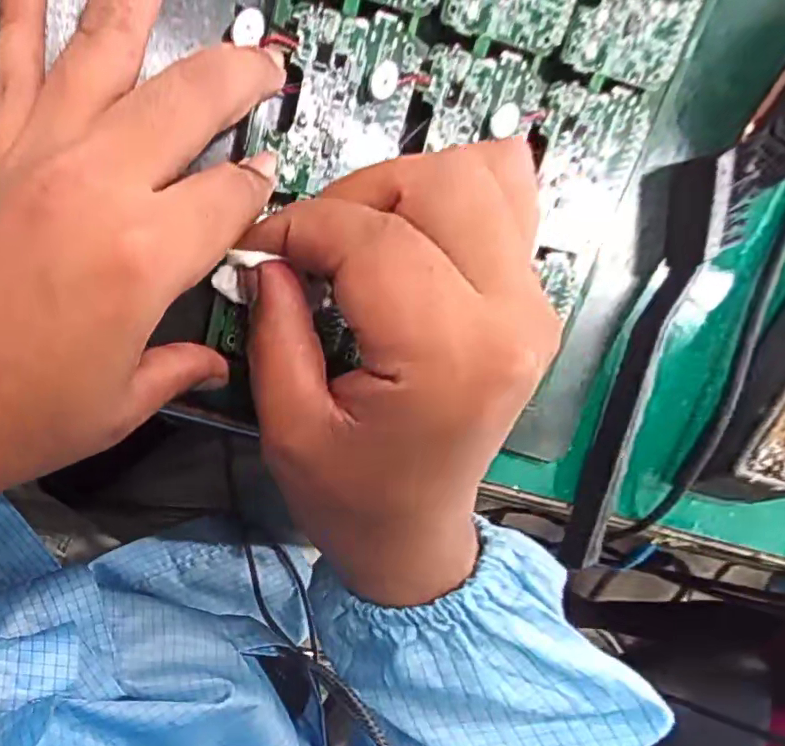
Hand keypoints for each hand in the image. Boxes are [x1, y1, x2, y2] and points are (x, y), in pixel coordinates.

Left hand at [0, 0, 284, 517]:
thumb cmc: (9, 425)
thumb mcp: (111, 413)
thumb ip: (171, 372)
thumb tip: (207, 362)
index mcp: (142, 259)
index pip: (231, 197)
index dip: (256, 199)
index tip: (254, 205)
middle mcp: (95, 189)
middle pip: (192, 93)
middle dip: (242, 76)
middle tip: (260, 74)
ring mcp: (36, 166)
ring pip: (105, 50)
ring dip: (144, 8)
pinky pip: (10, 75)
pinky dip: (22, 21)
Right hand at [242, 140, 561, 606]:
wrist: (411, 534)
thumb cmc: (344, 496)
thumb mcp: (287, 427)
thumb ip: (276, 336)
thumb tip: (266, 261)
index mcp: (446, 355)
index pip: (377, 240)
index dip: (303, 225)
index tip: (252, 246)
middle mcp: (510, 314)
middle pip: (443, 181)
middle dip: (352, 196)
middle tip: (299, 244)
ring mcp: (532, 302)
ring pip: (487, 172)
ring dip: (399, 189)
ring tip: (345, 239)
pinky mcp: (528, 301)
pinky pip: (505, 204)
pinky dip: (442, 200)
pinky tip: (394, 240)